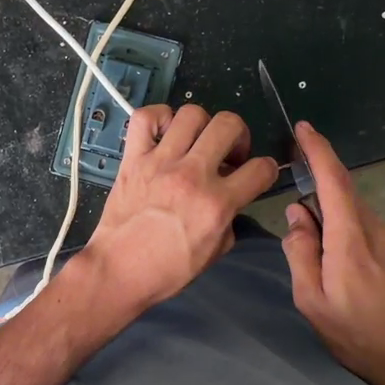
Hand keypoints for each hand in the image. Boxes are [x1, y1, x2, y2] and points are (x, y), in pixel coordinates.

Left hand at [80, 104, 278, 310]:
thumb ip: (229, 218)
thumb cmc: (169, 269)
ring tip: (196, 143)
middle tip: (227, 153)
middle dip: (238, 135)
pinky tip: (164, 134)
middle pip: (229, 124)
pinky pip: (145, 117)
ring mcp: (160, 161)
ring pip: (191, 114)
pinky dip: (158, 117)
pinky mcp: (133, 157)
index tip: (255, 173)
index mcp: (217, 203)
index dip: (265, 169)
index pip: (260, 168)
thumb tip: (230, 196)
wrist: (119, 270)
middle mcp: (192, 174)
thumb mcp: (215, 251)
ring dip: (202, 126)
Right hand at [281, 122, 384, 384]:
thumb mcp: (313, 302)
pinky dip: (347, 233)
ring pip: (356, 215)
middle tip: (294, 212)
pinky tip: (339, 267)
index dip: (318, 151)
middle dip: (317, 190)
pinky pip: (368, 231)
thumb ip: (300, 253)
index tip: (303, 129)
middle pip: (344, 196)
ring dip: (332, 218)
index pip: (334, 182)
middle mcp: (378, 233)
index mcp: (352, 242)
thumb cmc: (361, 339)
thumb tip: (297, 214)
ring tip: (315, 255)